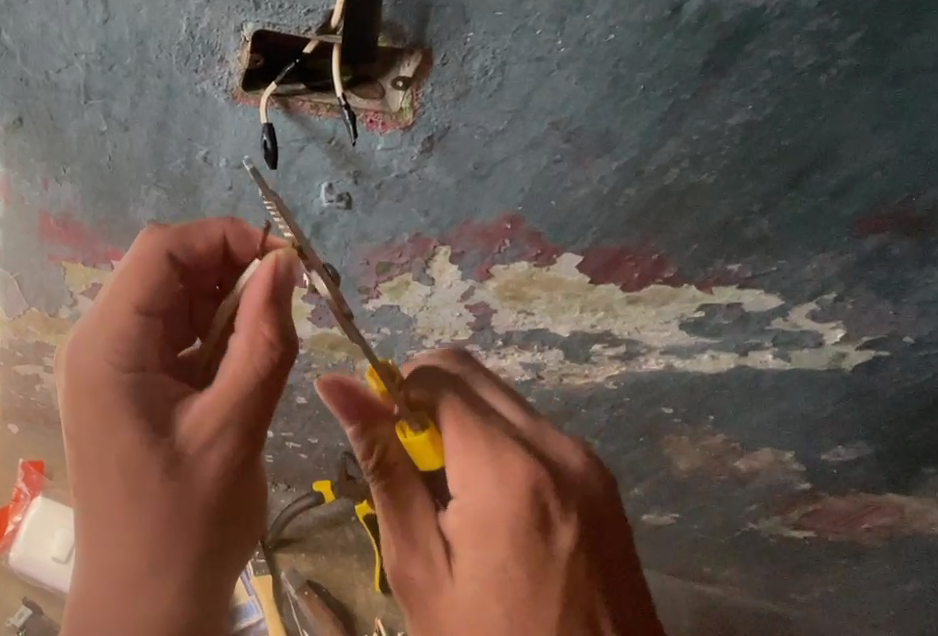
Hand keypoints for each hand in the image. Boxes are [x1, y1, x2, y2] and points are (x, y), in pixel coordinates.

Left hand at [57, 219, 300, 635]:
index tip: (285, 259)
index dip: (222, 238)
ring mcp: (108, 365)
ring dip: (223, 301)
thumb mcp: (235, 428)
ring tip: (278, 322)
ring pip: (169, 301)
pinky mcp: (126, 387)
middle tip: (292, 290)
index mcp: (107, 343)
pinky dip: (211, 334)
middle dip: (227, 267)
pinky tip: (248, 352)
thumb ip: (263, 340)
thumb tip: (285, 266)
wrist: (141, 608)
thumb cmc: (184, 527)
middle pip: (161, 270)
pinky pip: (169, 337)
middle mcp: (97, 341)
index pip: (159, 250)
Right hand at [317, 349, 664, 635]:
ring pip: (497, 396)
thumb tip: (335, 383)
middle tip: (404, 463)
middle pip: (466, 372)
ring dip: (457, 419)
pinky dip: (492, 440)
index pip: (432, 376)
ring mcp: (588, 464)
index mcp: (508, 467)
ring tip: (443, 491)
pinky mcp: (602, 484)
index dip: (391, 395)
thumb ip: (383, 463)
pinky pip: (529, 427)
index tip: (378, 443)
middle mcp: (556, 446)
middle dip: (421, 398)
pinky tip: (483, 504)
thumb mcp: (420, 565)